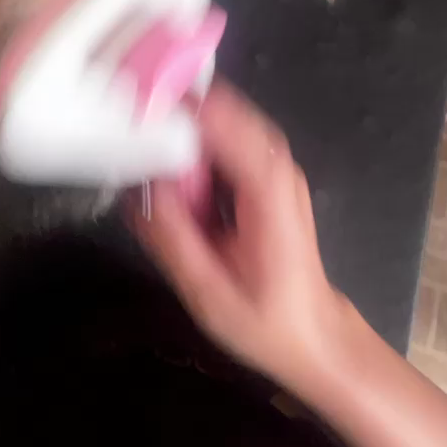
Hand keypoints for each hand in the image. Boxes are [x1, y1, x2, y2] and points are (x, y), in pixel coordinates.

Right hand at [131, 81, 353, 391]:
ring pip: (221, 117)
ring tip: (142, 139)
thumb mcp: (209, 292)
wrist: (317, 338)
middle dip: (175, 110)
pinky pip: (224, 136)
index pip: (224, 121)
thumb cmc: (267, 321)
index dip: (179, 109)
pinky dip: (194, 139)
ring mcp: (274, 164)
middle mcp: (276, 165)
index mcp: (268, 189)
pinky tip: (168, 159)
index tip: (134, 110)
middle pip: (221, 109)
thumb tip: (139, 185)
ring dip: (182, 124)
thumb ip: (172, 237)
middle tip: (129, 123)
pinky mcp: (265, 171)